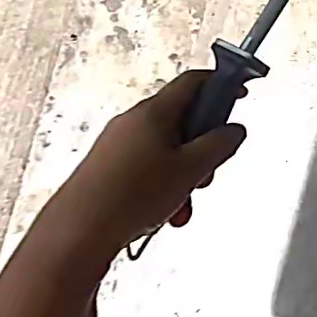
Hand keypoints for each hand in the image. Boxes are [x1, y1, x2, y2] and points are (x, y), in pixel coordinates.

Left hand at [29, 71, 246, 259]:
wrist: (78, 234)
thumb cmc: (129, 197)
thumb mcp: (192, 168)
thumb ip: (220, 144)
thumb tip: (233, 131)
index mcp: (153, 113)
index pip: (193, 82)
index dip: (221, 84)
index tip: (238, 92)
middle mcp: (133, 123)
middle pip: (183, 120)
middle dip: (204, 145)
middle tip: (211, 166)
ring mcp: (118, 146)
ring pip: (168, 149)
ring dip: (186, 172)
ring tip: (185, 200)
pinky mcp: (109, 169)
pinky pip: (149, 168)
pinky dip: (165, 186)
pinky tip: (167, 212)